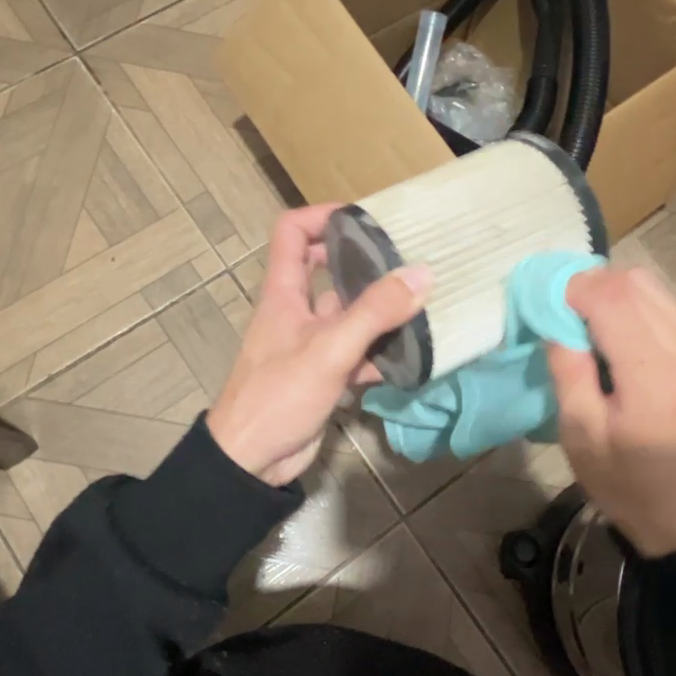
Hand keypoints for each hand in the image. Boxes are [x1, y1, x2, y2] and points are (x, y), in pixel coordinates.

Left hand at [208, 205, 430, 485]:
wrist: (251, 460)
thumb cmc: (279, 394)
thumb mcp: (330, 348)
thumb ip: (374, 312)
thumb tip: (422, 273)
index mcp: (284, 292)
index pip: (292, 232)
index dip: (322, 216)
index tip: (364, 218)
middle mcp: (296, 311)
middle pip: (328, 271)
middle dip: (366, 264)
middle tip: (409, 261)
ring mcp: (310, 344)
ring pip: (350, 315)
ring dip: (381, 312)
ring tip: (424, 305)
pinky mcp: (323, 375)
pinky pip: (357, 352)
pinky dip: (381, 353)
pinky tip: (413, 357)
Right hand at [547, 267, 675, 556]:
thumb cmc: (626, 484)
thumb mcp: (581, 436)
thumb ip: (568, 370)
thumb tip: (554, 318)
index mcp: (655, 378)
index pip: (612, 299)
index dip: (572, 288)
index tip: (544, 305)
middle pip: (634, 282)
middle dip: (589, 285)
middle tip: (559, 313)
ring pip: (651, 286)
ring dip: (611, 292)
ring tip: (583, 322)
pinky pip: (664, 305)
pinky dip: (632, 305)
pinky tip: (612, 333)